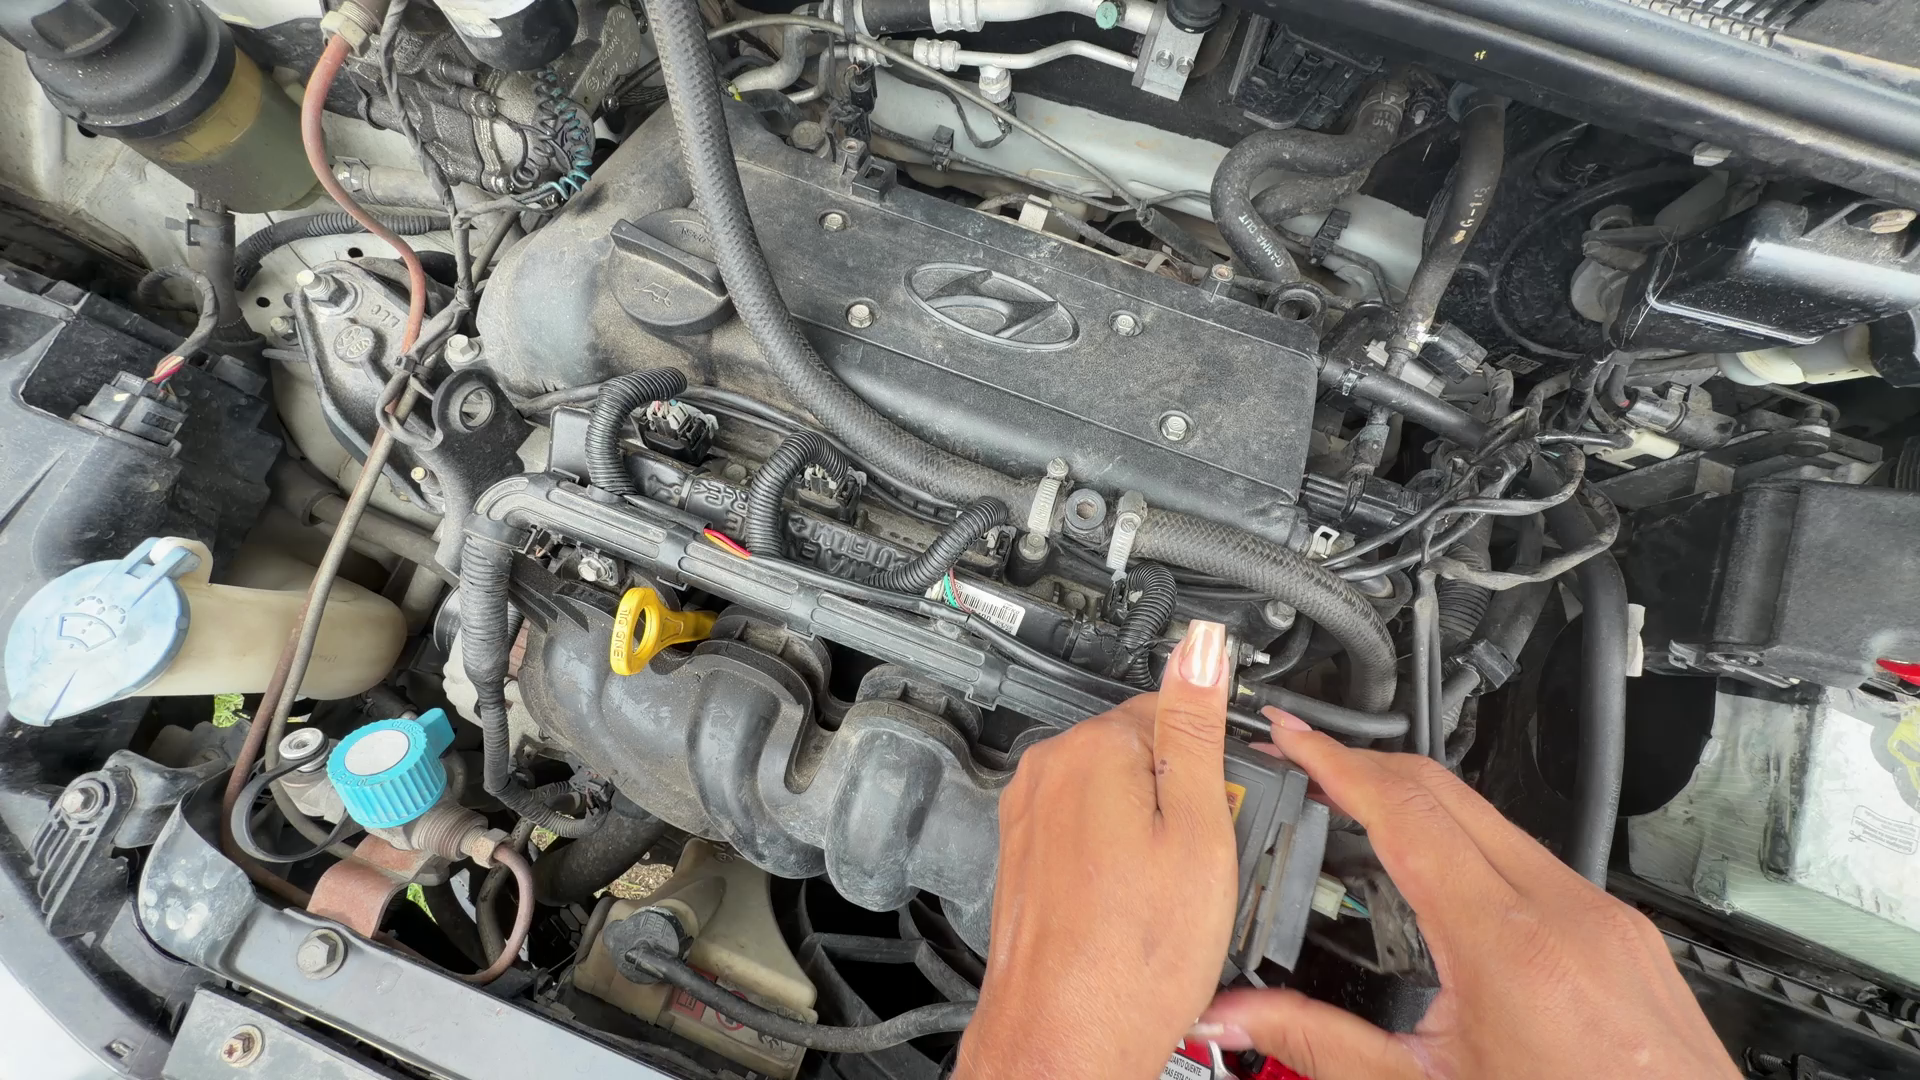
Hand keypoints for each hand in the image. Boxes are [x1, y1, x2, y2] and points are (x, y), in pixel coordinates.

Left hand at [954, 621, 1236, 1079]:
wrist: (1064, 1035)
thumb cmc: (1133, 952)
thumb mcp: (1196, 828)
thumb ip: (1196, 727)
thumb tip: (1201, 649)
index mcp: (1090, 747)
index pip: (1165, 709)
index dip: (1209, 758)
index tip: (1225, 798)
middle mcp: (1048, 766)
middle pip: (1135, 748)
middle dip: (1177, 788)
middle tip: (1202, 854)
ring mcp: (1029, 807)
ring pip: (1109, 786)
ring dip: (1145, 819)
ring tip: (1167, 885)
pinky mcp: (1023, 844)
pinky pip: (1081, 821)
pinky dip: (1111, 845)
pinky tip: (1130, 894)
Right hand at [1190, 709, 1740, 1079]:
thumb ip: (1315, 1041)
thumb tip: (1232, 1013)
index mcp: (1511, 947)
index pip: (1403, 810)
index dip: (1333, 760)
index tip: (1290, 734)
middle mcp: (1565, 912)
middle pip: (1439, 786)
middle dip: (1357, 757)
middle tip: (1300, 754)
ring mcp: (1600, 914)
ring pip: (1479, 808)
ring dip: (1401, 789)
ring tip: (1345, 794)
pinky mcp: (1616, 927)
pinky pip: (1516, 843)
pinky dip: (1449, 826)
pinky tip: (1420, 852)